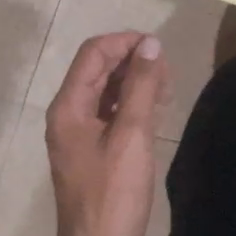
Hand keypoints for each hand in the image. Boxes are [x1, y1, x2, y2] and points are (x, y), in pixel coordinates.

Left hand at [47, 32, 168, 235]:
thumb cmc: (113, 193)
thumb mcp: (132, 134)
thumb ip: (141, 85)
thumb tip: (151, 43)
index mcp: (68, 107)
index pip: (94, 52)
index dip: (126, 42)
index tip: (159, 50)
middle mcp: (67, 114)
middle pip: (98, 67)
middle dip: (133, 61)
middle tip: (167, 73)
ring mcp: (77, 133)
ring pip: (106, 87)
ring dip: (135, 80)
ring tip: (165, 89)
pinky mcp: (90, 149)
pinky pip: (109, 110)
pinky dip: (131, 101)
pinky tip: (155, 109)